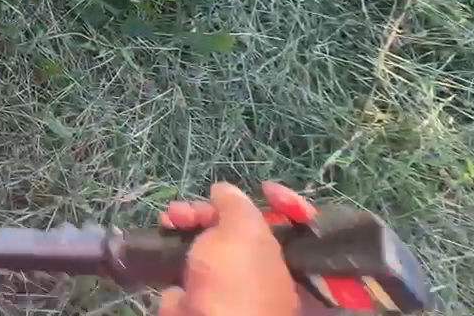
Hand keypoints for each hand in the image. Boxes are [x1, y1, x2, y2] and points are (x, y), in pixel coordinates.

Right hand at [158, 182, 311, 315]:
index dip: (291, 206)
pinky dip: (180, 235)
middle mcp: (274, 273)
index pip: (308, 232)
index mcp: (298, 268)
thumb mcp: (244, 235)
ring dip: (192, 217)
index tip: (264, 189)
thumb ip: (239, 206)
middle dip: (217, 209)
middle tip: (198, 209)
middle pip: (249, 227)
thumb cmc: (237, 284)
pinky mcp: (206, 284)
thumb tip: (227, 192)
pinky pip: (196, 250)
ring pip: (217, 236)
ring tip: (173, 217)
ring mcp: (238, 280)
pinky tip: (166, 228)